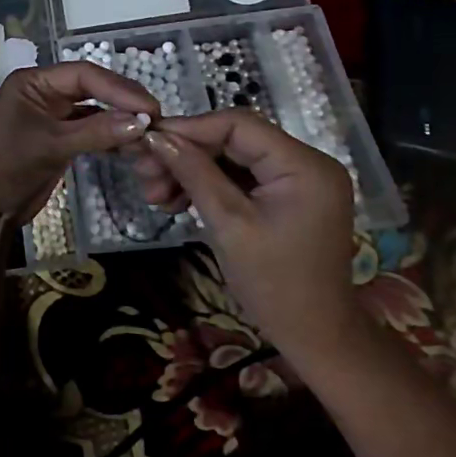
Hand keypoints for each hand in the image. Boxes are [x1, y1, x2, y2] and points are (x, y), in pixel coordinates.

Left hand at [0, 62, 159, 221]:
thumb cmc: (8, 167)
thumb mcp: (52, 146)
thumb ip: (96, 132)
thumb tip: (142, 122)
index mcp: (32, 82)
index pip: (83, 74)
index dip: (118, 89)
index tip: (149, 109)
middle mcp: (44, 92)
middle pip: (94, 89)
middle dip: (124, 103)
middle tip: (156, 121)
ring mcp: (53, 115)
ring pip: (96, 111)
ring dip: (122, 122)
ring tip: (150, 136)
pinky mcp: (61, 138)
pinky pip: (93, 130)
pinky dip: (112, 137)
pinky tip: (134, 147)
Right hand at [135, 111, 356, 348]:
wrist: (312, 332)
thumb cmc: (272, 281)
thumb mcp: (227, 223)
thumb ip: (194, 173)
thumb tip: (155, 136)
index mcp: (303, 166)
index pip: (239, 125)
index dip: (189, 128)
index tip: (146, 141)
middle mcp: (305, 163)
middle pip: (232, 140)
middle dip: (185, 154)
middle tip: (143, 174)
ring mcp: (296, 180)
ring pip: (230, 158)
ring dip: (189, 171)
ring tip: (154, 195)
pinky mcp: (284, 197)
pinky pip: (239, 178)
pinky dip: (205, 186)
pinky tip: (174, 202)